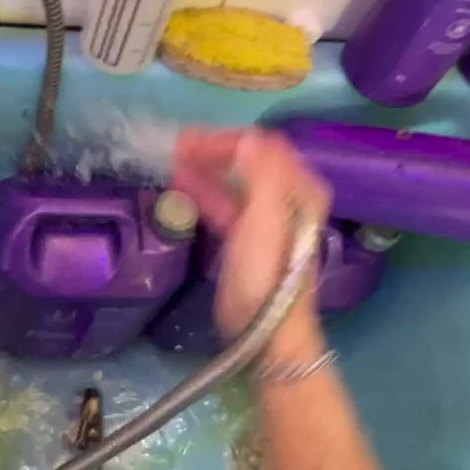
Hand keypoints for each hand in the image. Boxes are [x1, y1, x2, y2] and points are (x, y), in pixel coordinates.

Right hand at [170, 128, 332, 363]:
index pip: (261, 146)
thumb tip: (246, 138)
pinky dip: (204, 191)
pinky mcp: (247, 238)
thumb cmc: (266, 275)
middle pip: (246, 160)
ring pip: (232, 180)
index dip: (225, 139)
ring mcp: (266, 218)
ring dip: (205, 168)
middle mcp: (285, 197)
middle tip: (175, 147)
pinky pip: (225, 203)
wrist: (266, 331)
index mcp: (297, 189)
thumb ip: (261, 174)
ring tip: (172, 162)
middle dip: (212, 150)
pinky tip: (180, 187)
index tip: (189, 140)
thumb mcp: (265, 220)